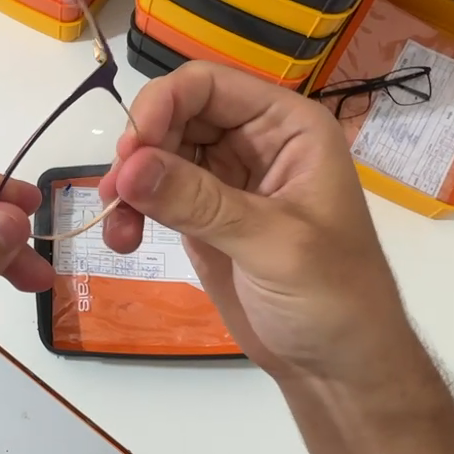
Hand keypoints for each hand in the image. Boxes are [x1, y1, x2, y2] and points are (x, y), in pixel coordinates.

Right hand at [101, 63, 411, 388]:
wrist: (337, 368)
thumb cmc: (333, 300)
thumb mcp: (273, 244)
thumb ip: (200, 202)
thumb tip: (128, 166)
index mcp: (287, 127)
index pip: (209, 85)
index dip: (162, 104)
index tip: (131, 151)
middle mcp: (253, 141)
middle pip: (174, 114)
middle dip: (139, 148)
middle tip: (115, 193)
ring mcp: (223, 178)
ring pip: (156, 153)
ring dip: (128, 183)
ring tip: (117, 228)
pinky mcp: (200, 214)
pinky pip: (153, 193)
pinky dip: (130, 210)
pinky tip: (123, 239)